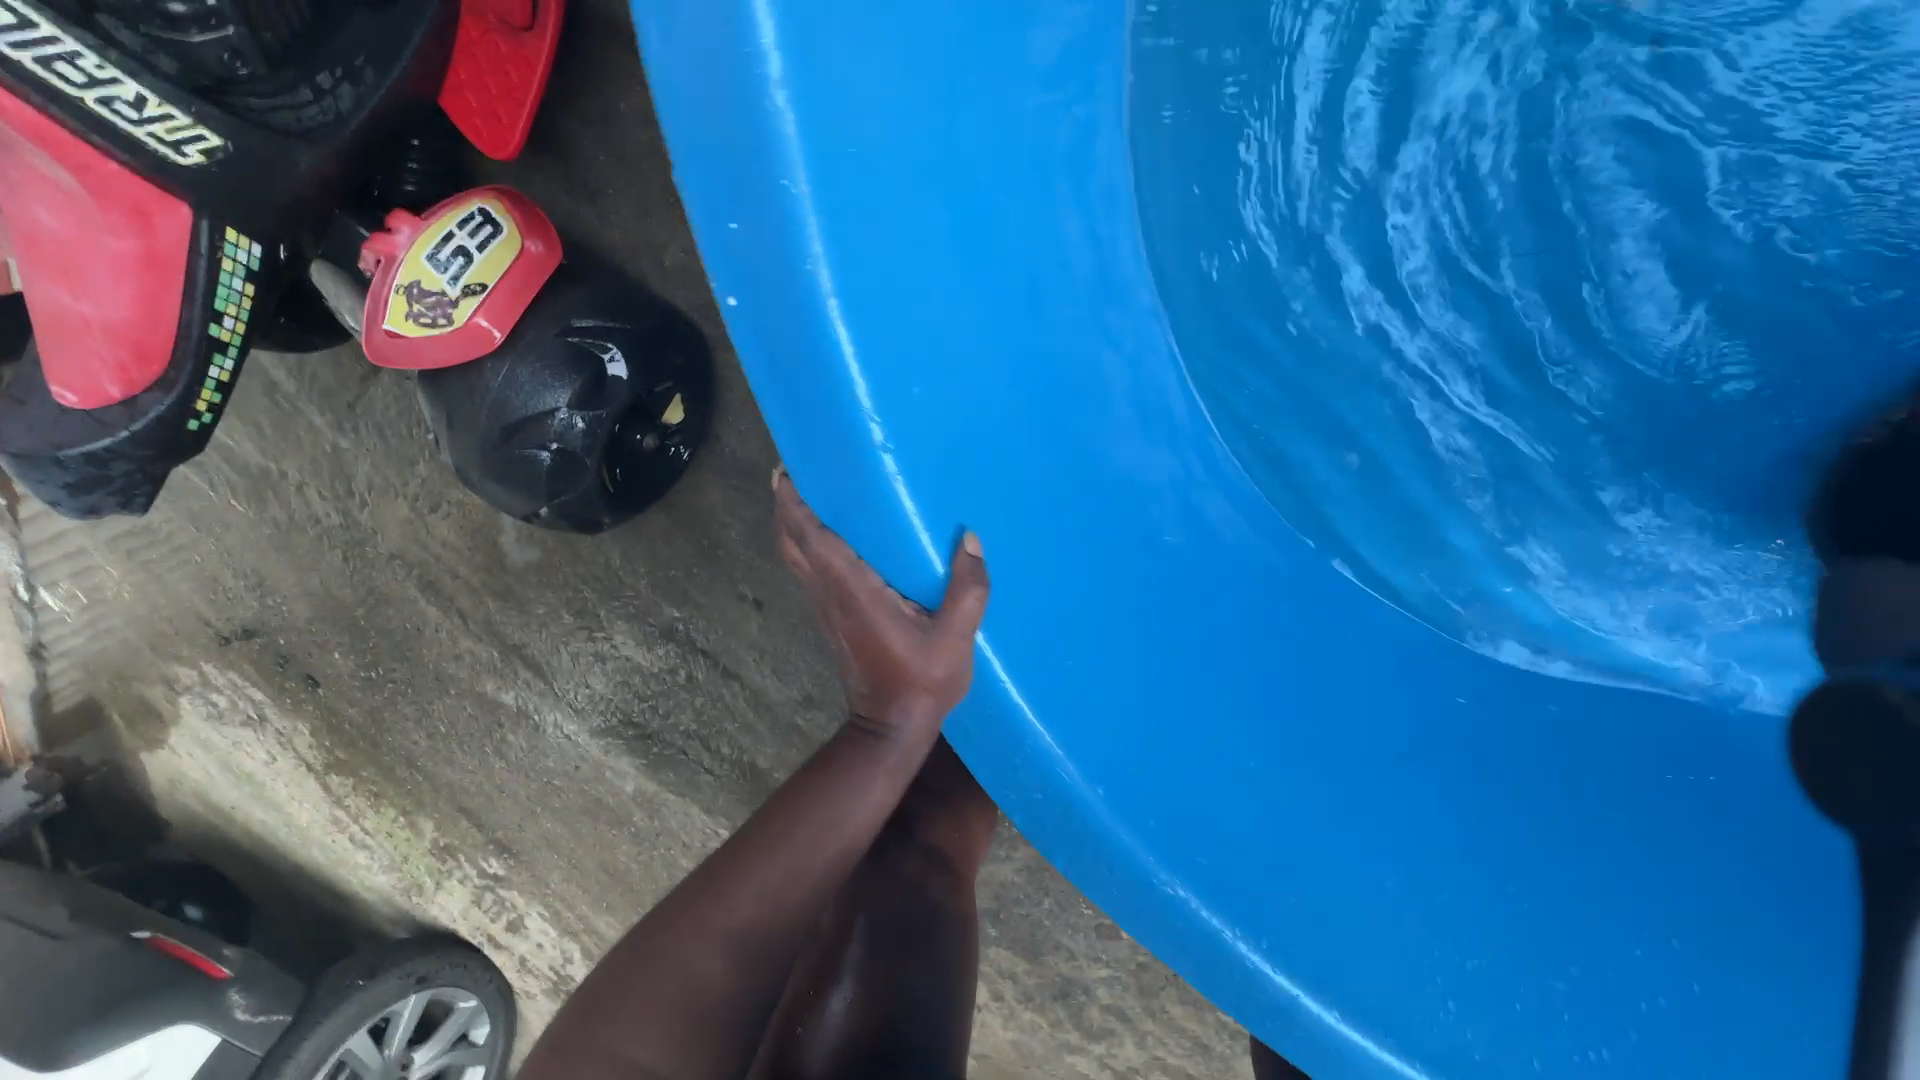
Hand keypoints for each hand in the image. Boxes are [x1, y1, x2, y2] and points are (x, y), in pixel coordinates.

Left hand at [774, 466, 989, 735]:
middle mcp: (829, 594)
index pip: (811, 538)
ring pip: (795, 557)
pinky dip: (805, 545)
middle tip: (794, 470)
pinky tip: (828, 535)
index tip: (787, 470)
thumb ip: (968, 588)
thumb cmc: (921, 681)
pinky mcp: (830, 618)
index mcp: (852, 590)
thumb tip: (970, 539)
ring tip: (808, 493)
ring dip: (792, 524)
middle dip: (785, 506)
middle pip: (791, 542)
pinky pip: (807, 571)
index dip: (794, 504)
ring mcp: (825, 608)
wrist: (891, 727)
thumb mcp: (956, 637)